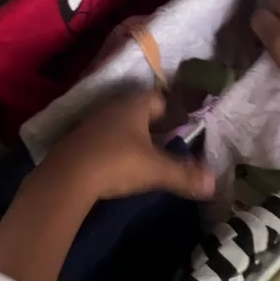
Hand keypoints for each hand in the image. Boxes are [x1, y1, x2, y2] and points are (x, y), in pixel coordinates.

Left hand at [34, 89, 215, 206]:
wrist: (66, 177)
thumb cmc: (116, 163)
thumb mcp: (155, 170)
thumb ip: (184, 174)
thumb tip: (213, 182)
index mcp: (133, 106)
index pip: (157, 98)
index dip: (170, 110)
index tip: (180, 125)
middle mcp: (112, 108)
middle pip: (137, 111)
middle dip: (151, 125)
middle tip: (166, 142)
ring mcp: (91, 124)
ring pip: (118, 125)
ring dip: (130, 137)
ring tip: (143, 156)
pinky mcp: (76, 142)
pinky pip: (102, 140)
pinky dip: (112, 149)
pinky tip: (116, 166)